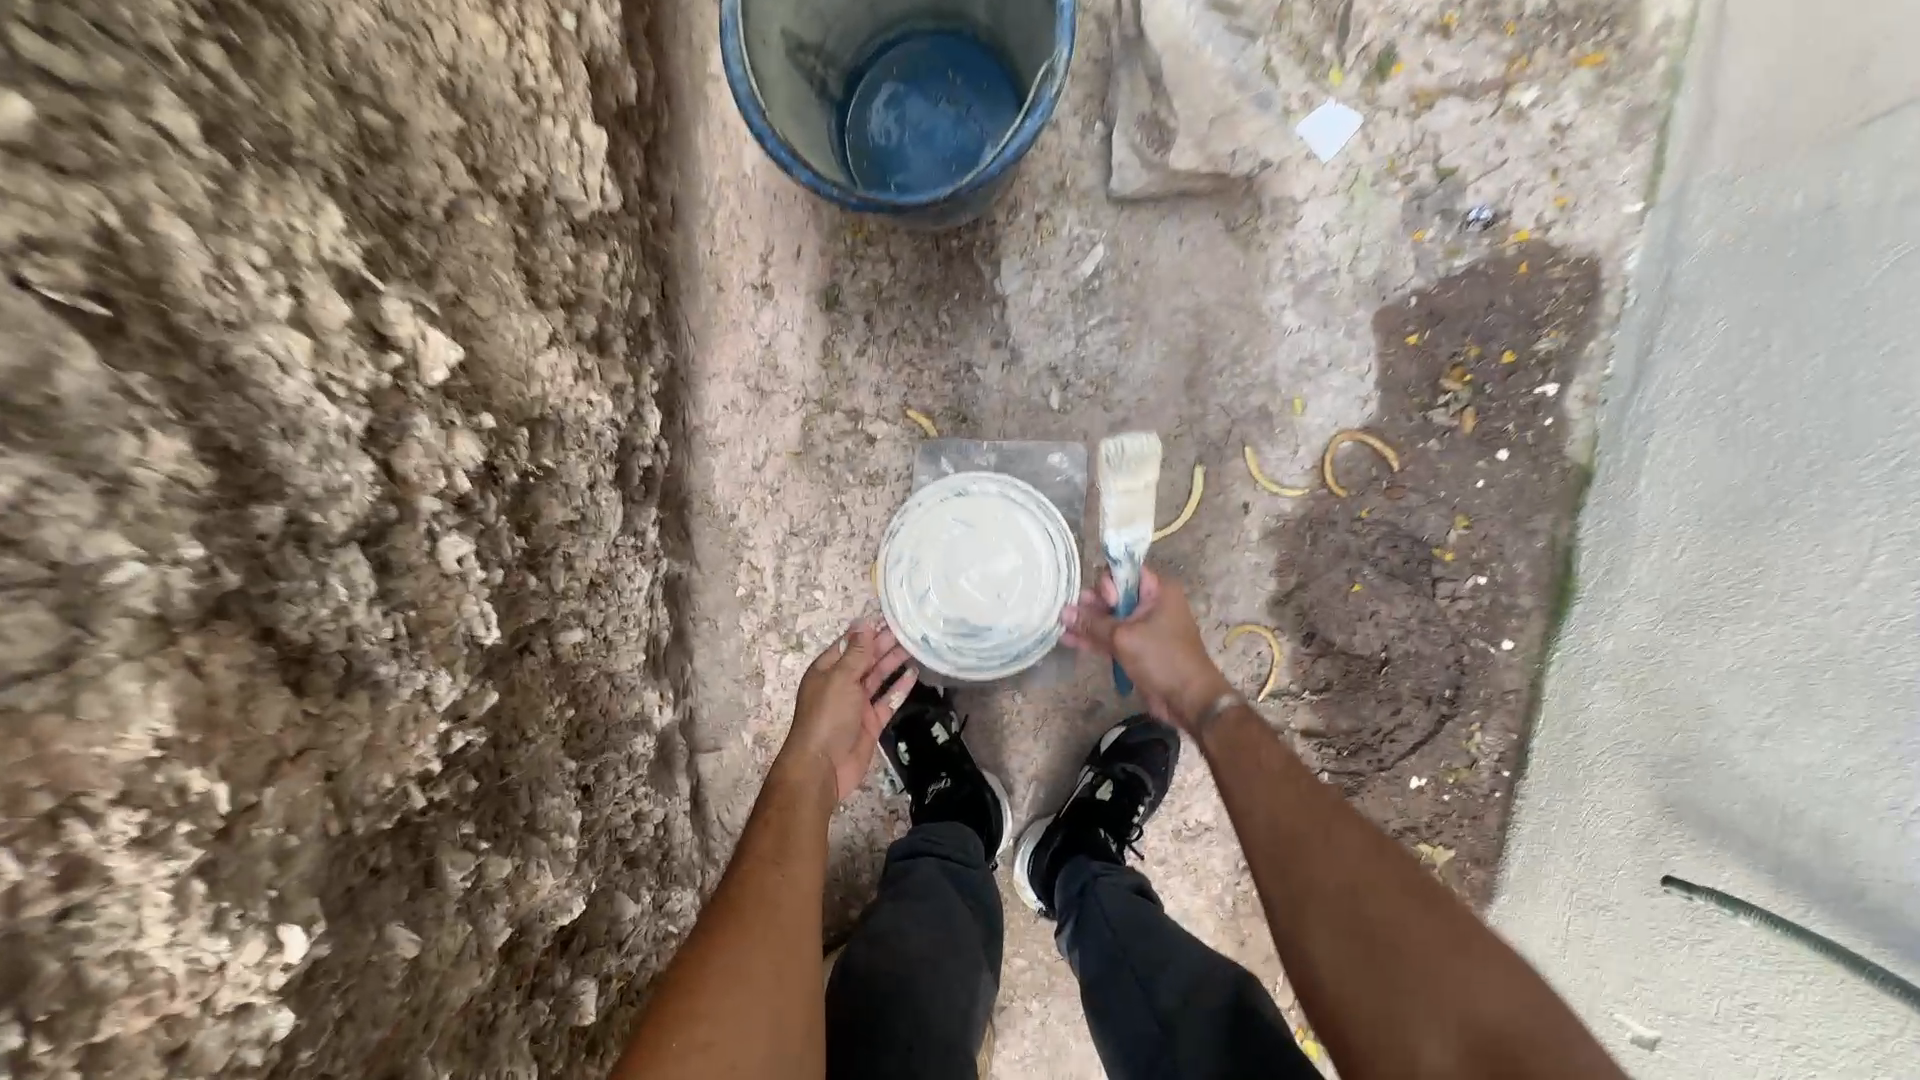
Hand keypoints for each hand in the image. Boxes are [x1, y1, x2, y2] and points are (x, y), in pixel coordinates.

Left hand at [775, 617, 917, 802]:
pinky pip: (887, 701)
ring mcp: (856, 705)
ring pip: (878, 679)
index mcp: (827, 671)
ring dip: (894, 663)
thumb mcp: (841, 678)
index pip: (849, 644)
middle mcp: (841, 685)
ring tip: (914, 648)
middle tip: (909, 631)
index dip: (868, 631)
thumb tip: (863, 622)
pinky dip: (899, 689)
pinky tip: (913, 675)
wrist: (822, 767)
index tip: (891, 618)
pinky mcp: (870, 723)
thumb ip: (856, 652)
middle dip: (884, 645)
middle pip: (866, 660)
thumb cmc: (827, 717)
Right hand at [1061, 568, 1233, 730]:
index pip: (1126, 572)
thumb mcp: (1124, 637)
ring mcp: (1144, 628)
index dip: (1109, 583)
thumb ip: (1092, 623)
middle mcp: (1152, 605)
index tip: (1106, 601)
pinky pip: (1112, 638)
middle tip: (1070, 611)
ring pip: (1111, 619)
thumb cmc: (1162, 658)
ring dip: (1088, 623)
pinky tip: (1069, 639)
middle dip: (1092, 603)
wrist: (1188, 700)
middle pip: (1115, 595)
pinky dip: (1094, 639)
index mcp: (1158, 591)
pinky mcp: (1137, 649)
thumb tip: (1064, 612)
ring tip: (1062, 624)